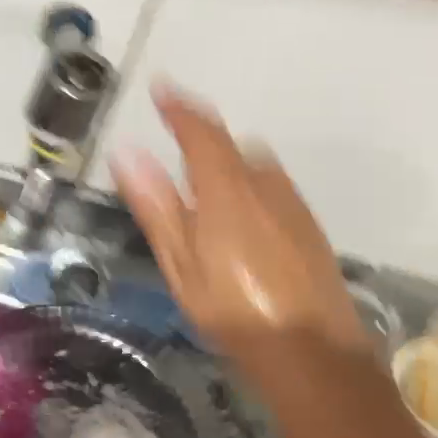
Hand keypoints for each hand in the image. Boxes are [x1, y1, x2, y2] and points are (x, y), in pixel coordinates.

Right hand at [113, 81, 366, 367]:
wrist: (309, 349)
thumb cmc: (232, 311)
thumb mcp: (181, 263)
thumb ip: (157, 206)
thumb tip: (128, 154)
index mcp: (227, 190)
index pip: (201, 132)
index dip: (179, 107)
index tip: (160, 88)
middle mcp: (265, 185)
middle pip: (232, 147)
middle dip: (203, 142)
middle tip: (177, 153)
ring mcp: (293, 205)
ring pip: (256, 167)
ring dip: (229, 166)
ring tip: (205, 193)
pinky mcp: (308, 227)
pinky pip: (273, 189)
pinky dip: (251, 189)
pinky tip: (241, 225)